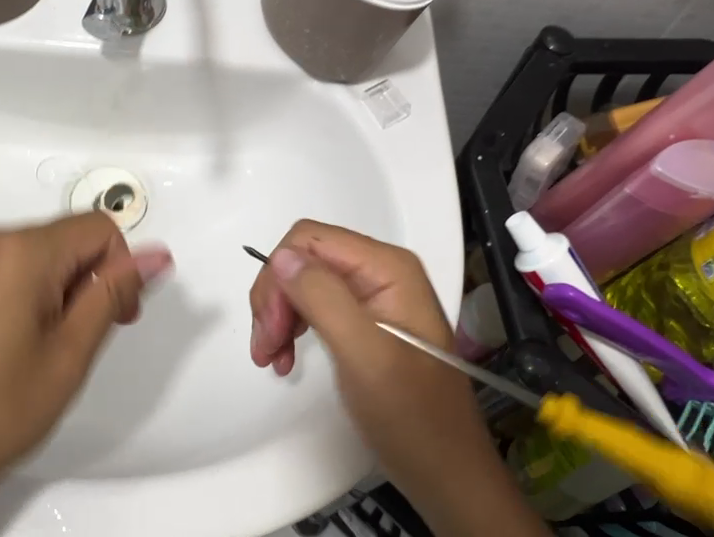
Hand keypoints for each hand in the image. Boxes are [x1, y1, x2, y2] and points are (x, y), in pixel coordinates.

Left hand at [0, 212, 171, 536]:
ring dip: (48, 292)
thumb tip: (149, 258)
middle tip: (75, 343)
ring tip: (33, 355)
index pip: (98, 227)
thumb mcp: (68, 358)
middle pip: (61, 239)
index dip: (121, 269)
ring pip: (28, 255)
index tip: (118, 311)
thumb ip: (113, 295)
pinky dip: (13, 296)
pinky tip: (3, 350)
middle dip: (82, 282)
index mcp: (16, 253)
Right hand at [249, 222, 545, 535]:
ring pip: (305, 281)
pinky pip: (316, 305)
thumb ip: (324, 299)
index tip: (270, 330)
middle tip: (265, 350)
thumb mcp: (365, 356)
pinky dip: (293, 327)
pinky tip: (287, 358)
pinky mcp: (366, 320)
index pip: (309, 240)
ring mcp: (374, 295)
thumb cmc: (411, 417)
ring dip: (280, 316)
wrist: (447, 474)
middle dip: (277, 299)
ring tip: (273, 358)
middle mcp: (380, 270)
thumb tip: (282, 257)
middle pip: (305, 259)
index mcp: (387, 267)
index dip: (280, 277)